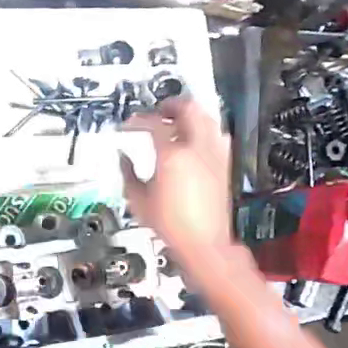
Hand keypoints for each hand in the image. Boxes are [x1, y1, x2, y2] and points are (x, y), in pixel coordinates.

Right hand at [121, 96, 235, 268]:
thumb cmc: (173, 226)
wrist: (204, 243)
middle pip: (188, 108)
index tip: (130, 124)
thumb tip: (123, 159)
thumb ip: (128, 173)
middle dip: (170, 104)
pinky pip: (216, 134)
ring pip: (206, 117)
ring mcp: (214, 154)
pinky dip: (204, 129)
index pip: (153, 123)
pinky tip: (196, 139)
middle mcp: (197, 149)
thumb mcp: (139, 200)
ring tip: (177, 120)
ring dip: (190, 114)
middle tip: (158, 110)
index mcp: (172, 155)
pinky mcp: (224, 164)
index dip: (138, 119)